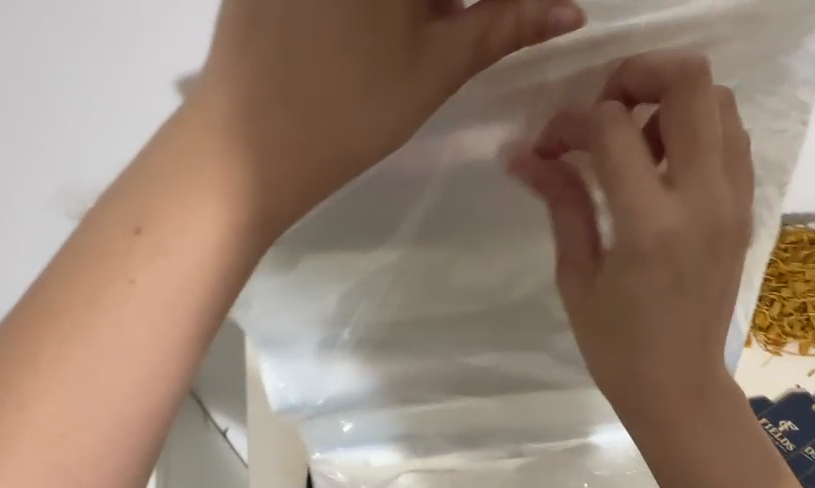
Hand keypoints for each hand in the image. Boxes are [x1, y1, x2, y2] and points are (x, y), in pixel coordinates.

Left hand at [192, 0, 585, 238]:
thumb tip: (567, 11)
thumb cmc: (349, 111)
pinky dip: (383, 8)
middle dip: (458, 4)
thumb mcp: (434, 68)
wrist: (246, 145)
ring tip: (432, 34)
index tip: (520, 16)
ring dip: (425, 6)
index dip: (501, 1)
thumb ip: (502, 27)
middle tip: (483, 25)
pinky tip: (380, 35)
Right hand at [511, 51, 753, 415]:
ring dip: (673, 102)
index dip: (570, 123)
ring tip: (638, 144)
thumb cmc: (618, 349)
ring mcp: (733, 203)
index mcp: (651, 226)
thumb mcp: (578, 279)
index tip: (549, 148)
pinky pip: (733, 139)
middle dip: (637, 75)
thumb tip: (525, 155)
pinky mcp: (744, 211)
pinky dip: (699, 130)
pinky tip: (665, 167)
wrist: (680, 388)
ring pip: (721, 101)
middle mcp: (703, 201)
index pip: (612, 128)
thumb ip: (562, 204)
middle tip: (603, 110)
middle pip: (690, 82)